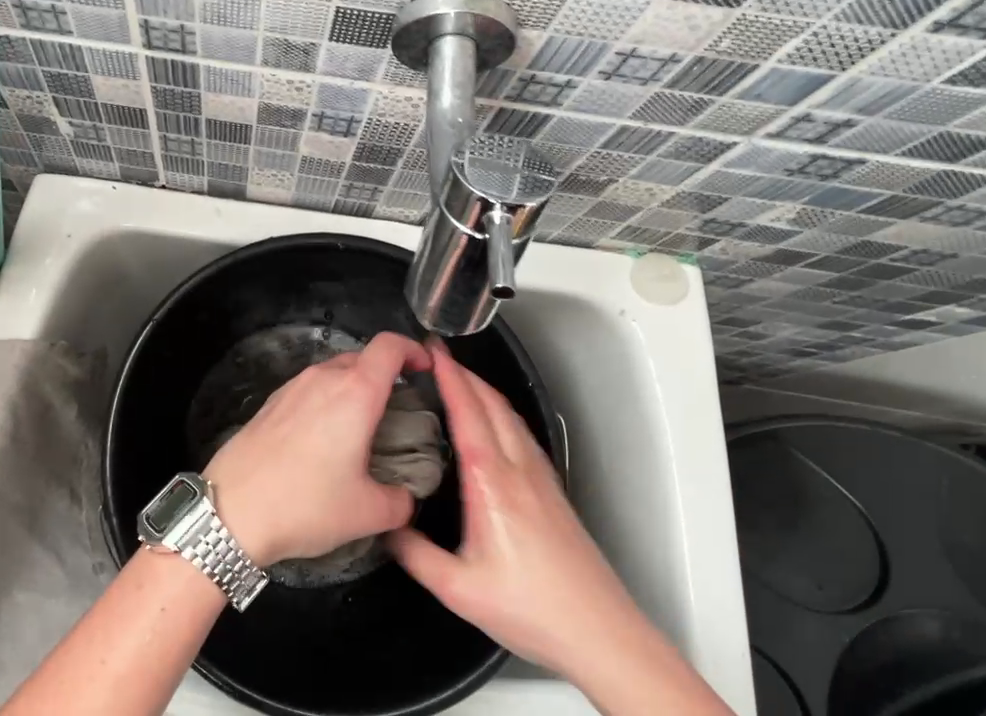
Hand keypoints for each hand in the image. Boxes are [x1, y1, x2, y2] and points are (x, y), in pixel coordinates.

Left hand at [202, 332, 430, 564]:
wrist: (232, 510)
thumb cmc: (306, 504)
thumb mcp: (368, 513)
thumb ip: (400, 501)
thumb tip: (406, 498)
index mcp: (355, 392)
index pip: (389, 346)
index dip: (413, 350)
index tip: (425, 369)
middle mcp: (322, 379)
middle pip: (362, 358)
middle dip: (386, 374)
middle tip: (400, 406)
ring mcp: (291, 388)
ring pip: (333, 373)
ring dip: (354, 389)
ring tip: (364, 426)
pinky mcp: (270, 403)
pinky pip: (309, 390)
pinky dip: (327, 402)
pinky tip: (325, 439)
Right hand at [385, 338, 654, 684]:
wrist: (599, 633)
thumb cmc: (536, 610)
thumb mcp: (457, 588)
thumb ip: (414, 554)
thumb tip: (386, 529)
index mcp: (492, 484)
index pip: (468, 412)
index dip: (449, 376)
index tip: (431, 351)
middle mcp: (519, 471)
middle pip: (492, 403)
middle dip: (463, 373)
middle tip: (436, 356)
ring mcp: (540, 479)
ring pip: (510, 416)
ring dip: (483, 390)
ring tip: (458, 380)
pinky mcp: (552, 493)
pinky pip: (521, 435)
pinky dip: (500, 413)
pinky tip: (491, 425)